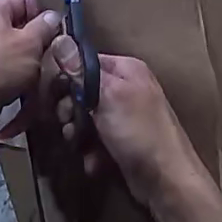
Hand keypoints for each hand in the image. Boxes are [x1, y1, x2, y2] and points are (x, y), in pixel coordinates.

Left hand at [0, 0, 60, 135]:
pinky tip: (23, 86)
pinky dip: (12, 74)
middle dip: (35, 42)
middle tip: (51, 56)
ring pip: (11, 48)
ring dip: (26, 61)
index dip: (43, 18)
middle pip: (17, 26)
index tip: (56, 35)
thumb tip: (52, 16)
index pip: (24, 2)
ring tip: (39, 73)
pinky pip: (0, 65)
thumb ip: (45, 26)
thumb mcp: (30, 43)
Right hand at [47, 38, 206, 213]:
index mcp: (126, 68)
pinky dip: (91, 152)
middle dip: (71, 111)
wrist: (167, 183)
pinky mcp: (121, 141)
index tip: (54, 95)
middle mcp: (126, 87)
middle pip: (81, 91)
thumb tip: (60, 39)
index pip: (83, 61)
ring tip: (82, 146)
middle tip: (70, 124)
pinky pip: (95, 140)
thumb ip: (81, 71)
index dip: (66, 77)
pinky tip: (95, 162)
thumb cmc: (139, 132)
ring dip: (79, 135)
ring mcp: (124, 116)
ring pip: (85, 118)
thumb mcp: (108, 96)